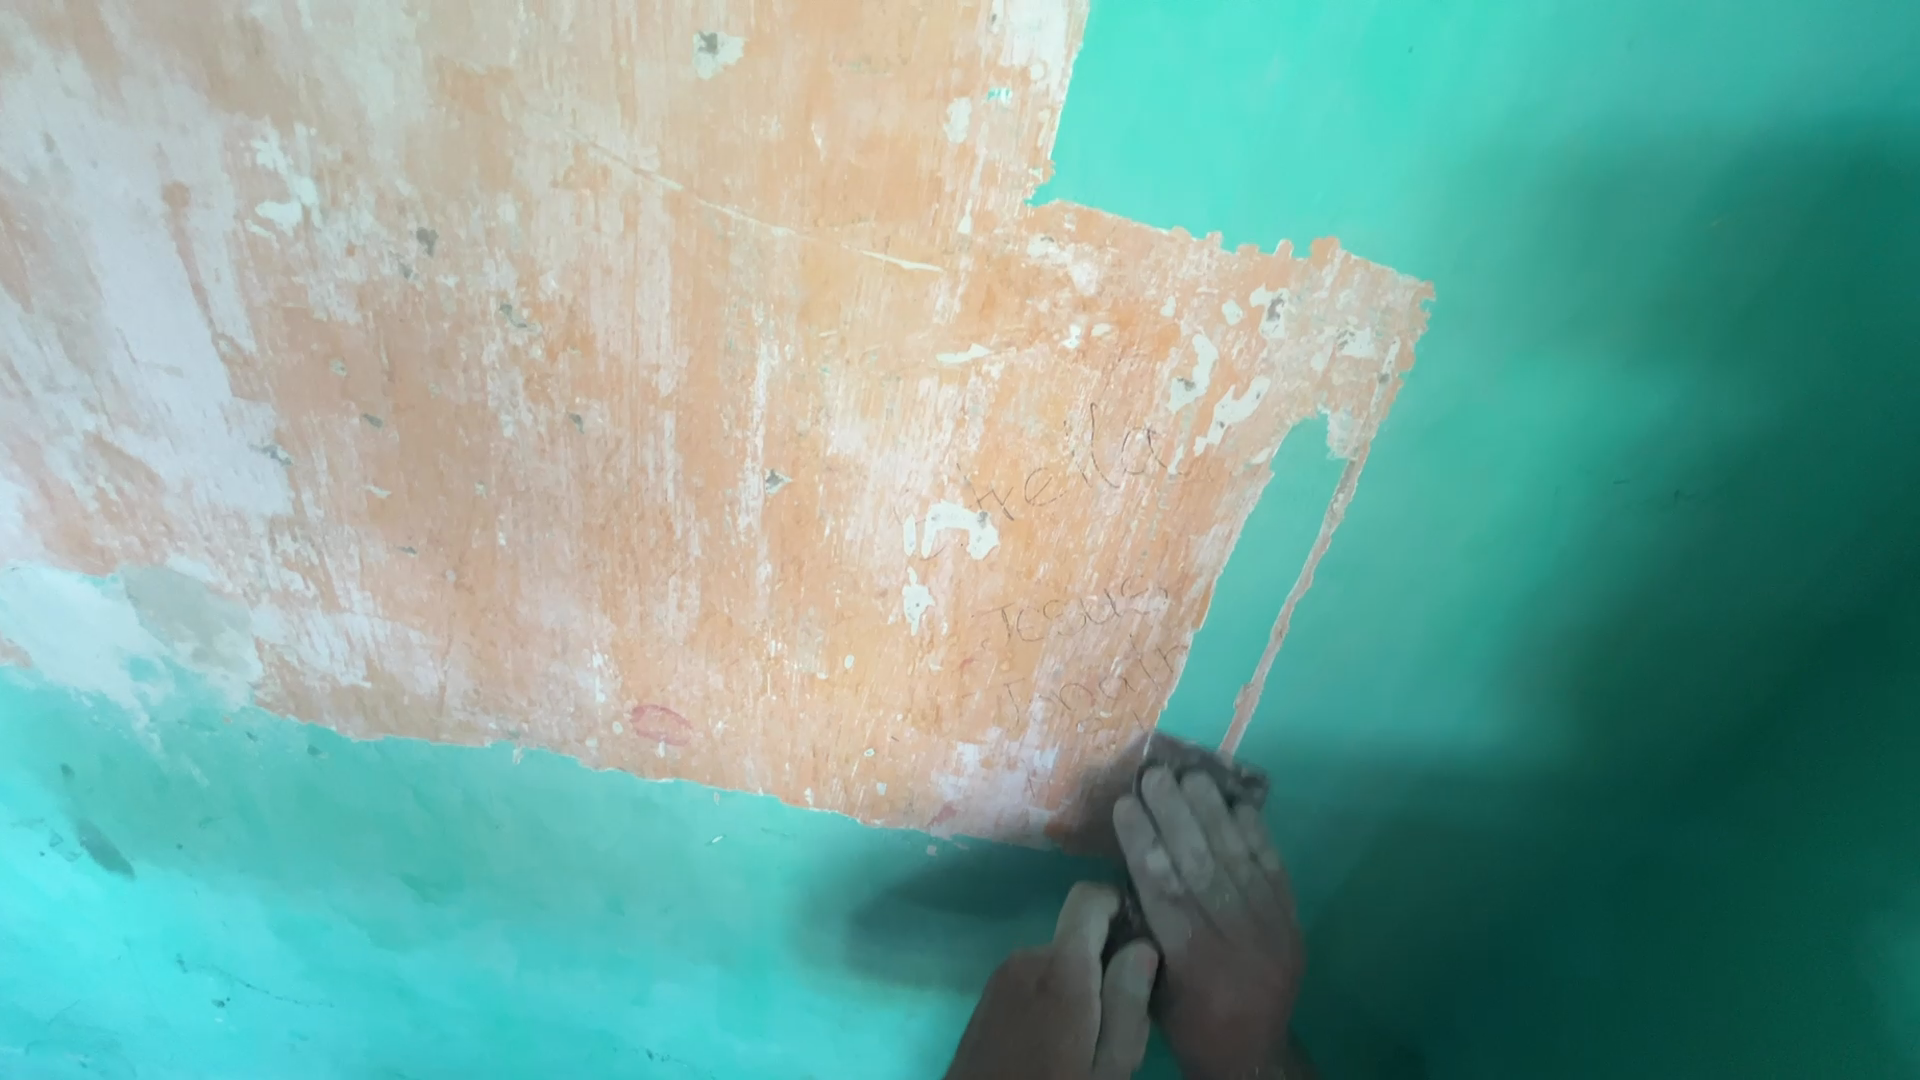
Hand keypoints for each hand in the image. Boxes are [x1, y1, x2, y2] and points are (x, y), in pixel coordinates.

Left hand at [944, 882, 1160, 1079]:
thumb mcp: (1109, 1069)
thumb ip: (1129, 1004)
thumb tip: (1142, 946)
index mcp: (1061, 968)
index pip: (1088, 896)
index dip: (1116, 904)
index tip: (1139, 935)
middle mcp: (1028, 956)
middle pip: (1076, 937)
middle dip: (1102, 964)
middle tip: (1119, 1018)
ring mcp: (1002, 974)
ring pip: (1055, 962)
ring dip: (1075, 987)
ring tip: (1085, 1041)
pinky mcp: (988, 995)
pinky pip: (1032, 979)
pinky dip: (1051, 998)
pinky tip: (1054, 1044)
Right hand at [1114, 766, 1304, 1079]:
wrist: (1254, 1052)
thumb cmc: (1187, 1017)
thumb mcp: (1149, 983)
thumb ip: (1139, 928)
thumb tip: (1120, 867)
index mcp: (1192, 963)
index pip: (1163, 889)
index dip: (1142, 842)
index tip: (1124, 803)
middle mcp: (1235, 942)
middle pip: (1201, 866)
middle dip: (1174, 814)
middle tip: (1154, 774)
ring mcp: (1270, 930)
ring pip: (1237, 859)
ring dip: (1212, 811)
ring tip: (1190, 774)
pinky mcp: (1293, 922)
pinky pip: (1273, 867)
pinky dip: (1254, 832)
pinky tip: (1234, 801)